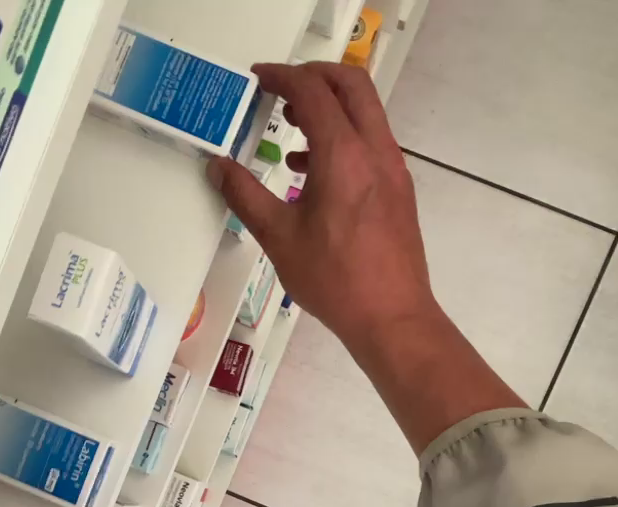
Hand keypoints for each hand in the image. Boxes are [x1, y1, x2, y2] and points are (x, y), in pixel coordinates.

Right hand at [208, 62, 440, 355]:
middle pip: (350, 84)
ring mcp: (393, 169)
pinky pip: (372, 144)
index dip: (282, 77)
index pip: (312, 91)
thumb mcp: (279, 238)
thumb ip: (245, 196)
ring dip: (330, 110)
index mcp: (343, 154)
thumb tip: (218, 168)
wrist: (391, 317)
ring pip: (365, 114)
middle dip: (314, 78)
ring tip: (294, 133)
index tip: (258, 80)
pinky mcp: (399, 191)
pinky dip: (345, 139)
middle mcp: (374, 150)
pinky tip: (316, 176)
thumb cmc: (334, 280)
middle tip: (281, 92)